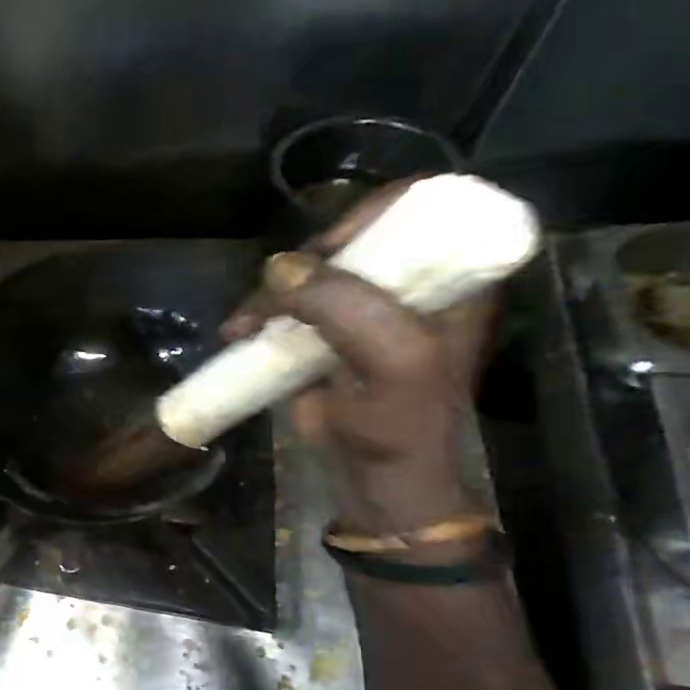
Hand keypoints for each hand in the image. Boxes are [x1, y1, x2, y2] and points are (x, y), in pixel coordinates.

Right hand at [223, 183, 494, 551]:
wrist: (371, 480)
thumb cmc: (401, 423)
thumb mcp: (394, 363)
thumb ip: (347, 308)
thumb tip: (278, 267)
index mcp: (451, 280)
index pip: (420, 210)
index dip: (374, 214)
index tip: (333, 249)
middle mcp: (406, 284)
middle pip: (352, 236)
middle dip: (307, 260)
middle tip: (278, 292)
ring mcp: (358, 309)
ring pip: (309, 269)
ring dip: (271, 291)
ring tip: (245, 324)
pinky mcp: (319, 333)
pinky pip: (284, 303)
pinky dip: (257, 313)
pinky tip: (238, 333)